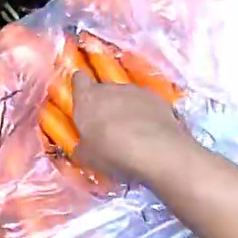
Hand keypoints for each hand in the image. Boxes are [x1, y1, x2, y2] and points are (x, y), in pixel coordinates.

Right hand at [71, 73, 193, 181]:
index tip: (82, 99)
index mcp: (87, 98)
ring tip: (131, 131)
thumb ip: (81, 148)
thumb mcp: (87, 157)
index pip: (79, 80)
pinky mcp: (158, 99)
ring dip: (126, 108)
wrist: (157, 151)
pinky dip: (146, 114)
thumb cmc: (112, 151)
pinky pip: (146, 104)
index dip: (80, 88)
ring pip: (126, 96)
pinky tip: (149, 132)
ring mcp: (136, 91)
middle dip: (104, 103)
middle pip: (104, 89)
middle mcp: (110, 88)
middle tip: (106, 125)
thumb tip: (80, 149)